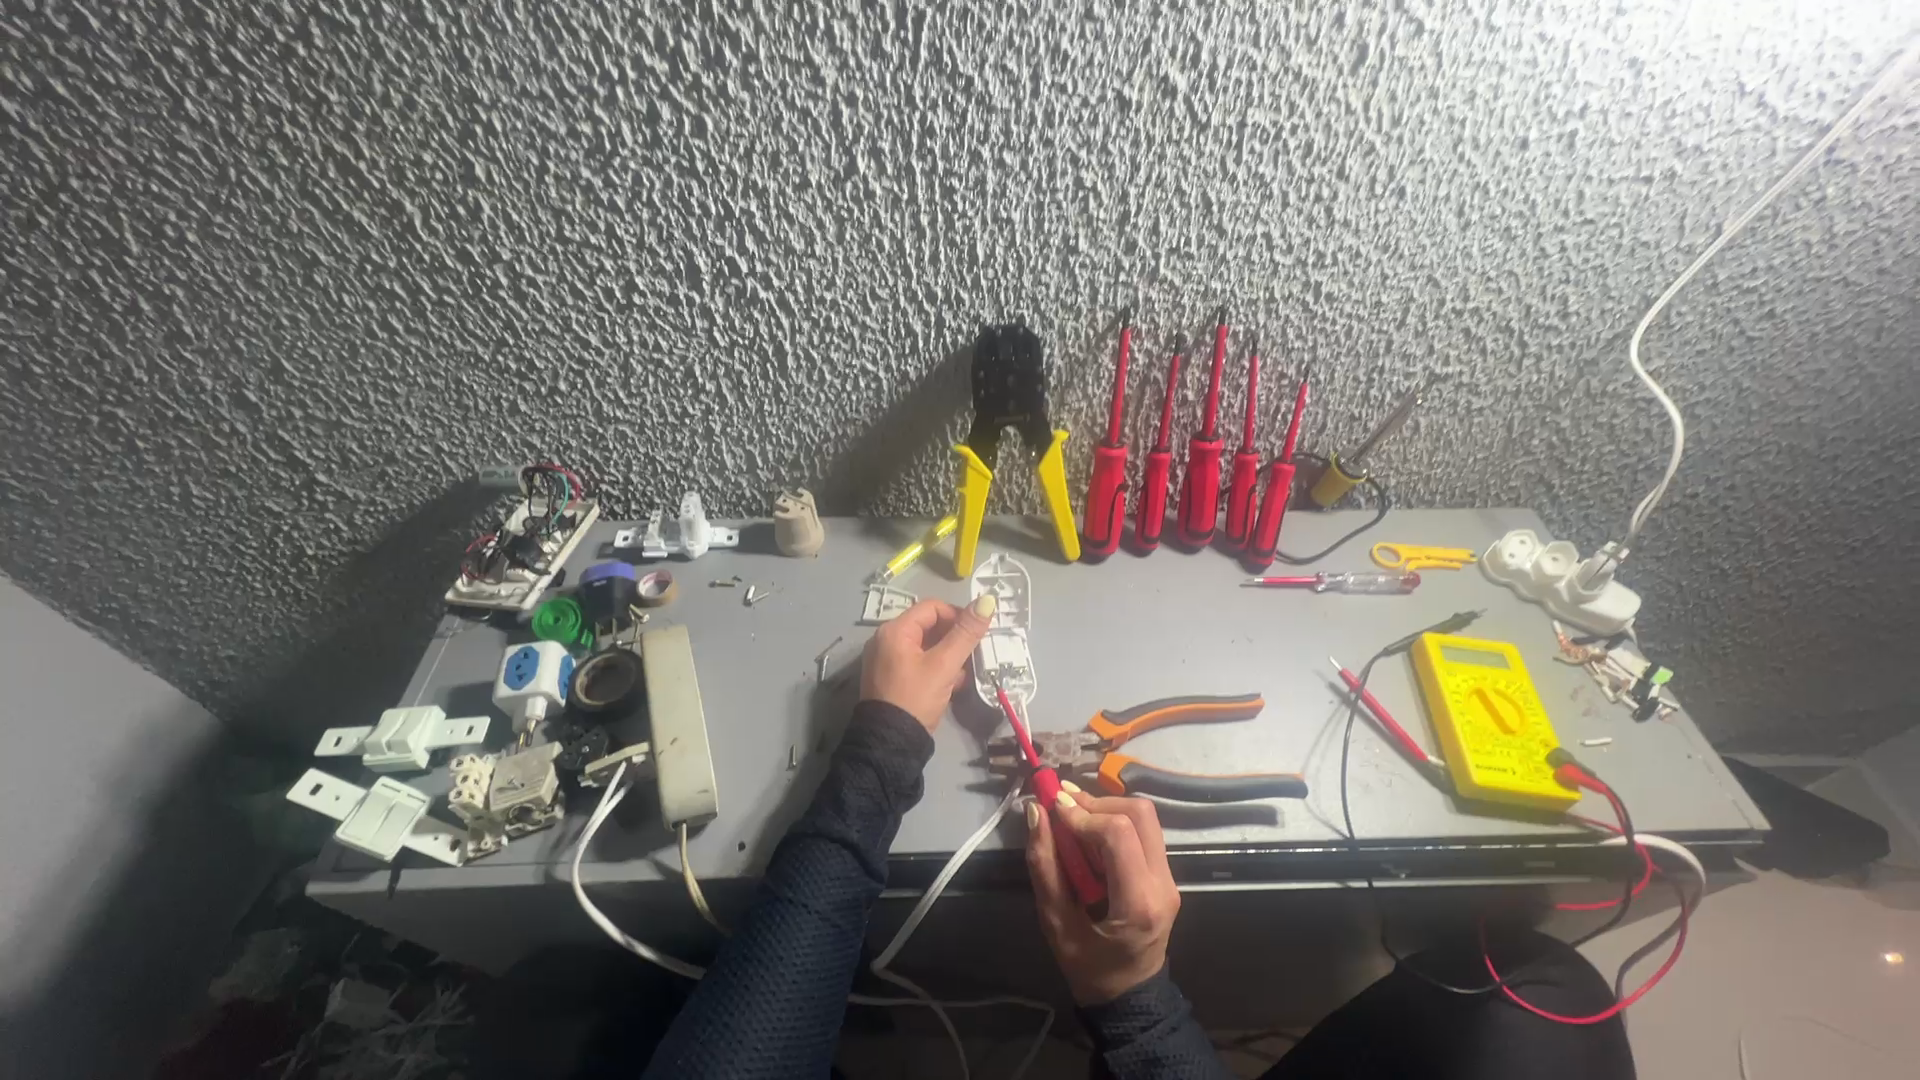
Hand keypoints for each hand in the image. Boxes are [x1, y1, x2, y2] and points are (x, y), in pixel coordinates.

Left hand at [859, 595, 994, 731]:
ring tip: (961, 675)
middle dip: (953, 640)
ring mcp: (886, 660)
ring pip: (926, 646)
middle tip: (970, 657)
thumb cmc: (916, 698)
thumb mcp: (944, 665)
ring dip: (947, 656)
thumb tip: (987, 600)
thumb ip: (966, 633)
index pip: (932, 608)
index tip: (975, 635)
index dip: (957, 616)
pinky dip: (936, 668)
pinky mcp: (891, 678)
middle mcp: (886, 640)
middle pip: (928, 626)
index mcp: (894, 631)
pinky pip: (918, 662)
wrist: (891, 744)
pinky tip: (950, 685)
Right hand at [1026, 787, 1180, 1004]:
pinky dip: (1114, 821)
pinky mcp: (1164, 873)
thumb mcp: (1055, 922)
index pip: (1118, 833)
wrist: (1128, 997)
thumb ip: (1044, 865)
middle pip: (1140, 814)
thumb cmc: (1088, 967)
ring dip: (1106, 808)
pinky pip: (1143, 831)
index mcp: (1138, 902)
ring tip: (1072, 819)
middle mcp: (1163, 883)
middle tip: (1062, 808)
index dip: (1082, 814)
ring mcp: (1169, 877)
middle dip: (1097, 802)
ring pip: (1144, 817)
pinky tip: (1088, 834)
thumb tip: (1036, 811)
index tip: (1051, 808)